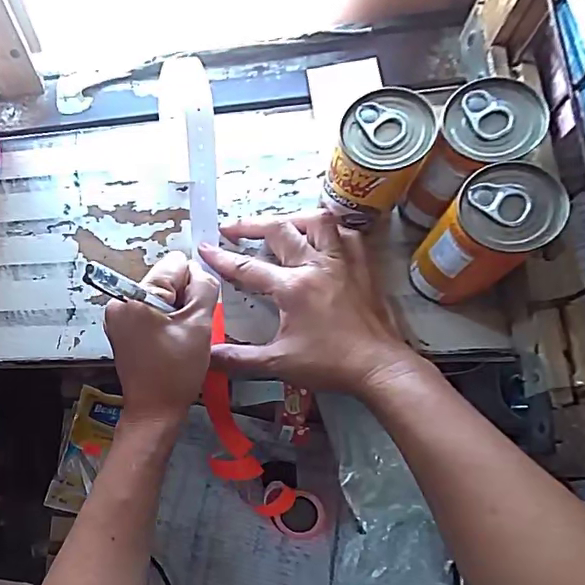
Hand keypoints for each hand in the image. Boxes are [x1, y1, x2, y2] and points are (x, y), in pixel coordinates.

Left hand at [104, 251, 219, 423]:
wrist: (154, 411)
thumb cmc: (175, 373)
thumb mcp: (199, 325)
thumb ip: (204, 287)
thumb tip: (199, 271)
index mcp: (134, 296)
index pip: (175, 265)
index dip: (193, 286)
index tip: (193, 314)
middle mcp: (119, 301)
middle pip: (166, 280)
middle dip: (182, 301)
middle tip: (186, 331)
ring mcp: (118, 316)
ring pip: (161, 297)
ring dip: (175, 313)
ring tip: (178, 340)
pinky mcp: (122, 330)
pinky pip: (151, 313)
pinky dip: (165, 324)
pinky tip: (169, 344)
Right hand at [198, 211, 427, 397]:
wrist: (378, 365)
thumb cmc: (329, 364)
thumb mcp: (278, 363)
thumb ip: (239, 359)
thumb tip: (208, 357)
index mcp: (293, 287)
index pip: (249, 267)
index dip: (222, 257)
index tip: (205, 247)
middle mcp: (317, 265)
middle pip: (280, 231)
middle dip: (250, 225)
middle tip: (232, 227)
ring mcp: (343, 262)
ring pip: (317, 222)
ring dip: (293, 219)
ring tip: (279, 225)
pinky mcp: (363, 267)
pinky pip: (346, 234)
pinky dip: (330, 230)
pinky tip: (321, 238)